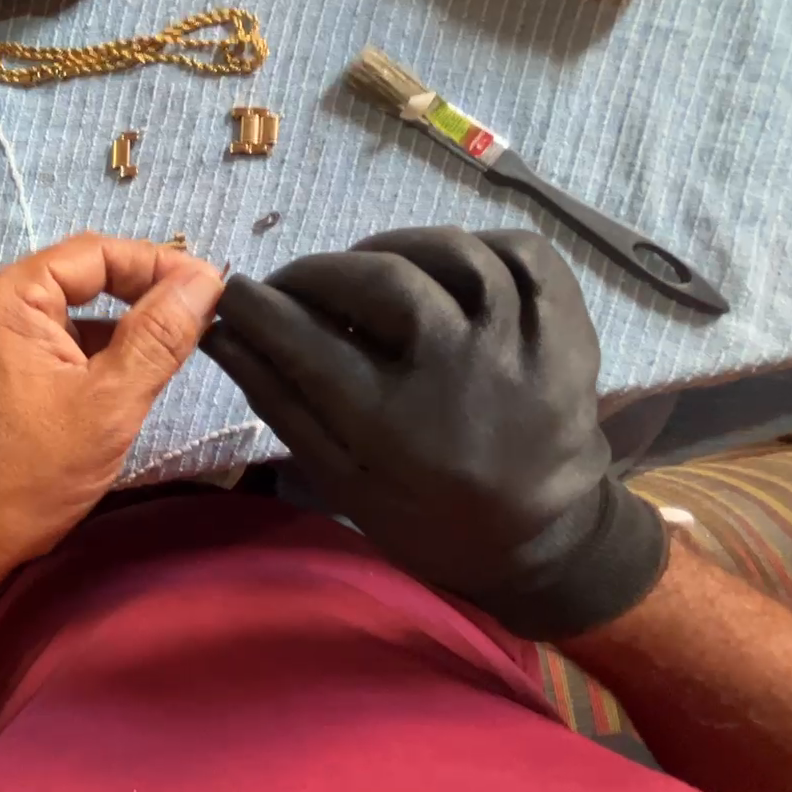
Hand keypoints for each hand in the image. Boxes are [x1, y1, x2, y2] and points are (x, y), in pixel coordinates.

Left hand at [0, 234, 223, 596]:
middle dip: (142, 293)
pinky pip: (56, 343)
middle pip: (82, 277)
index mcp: (9, 297)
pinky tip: (128, 377)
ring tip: (173, 349)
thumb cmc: (30, 473)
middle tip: (199, 317)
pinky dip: (95, 353)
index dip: (157, 263)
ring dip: (122, 326)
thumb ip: (160, 335)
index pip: (95, 252)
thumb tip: (206, 279)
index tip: (211, 288)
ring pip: (72, 313)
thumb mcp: (109, 401)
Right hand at [200, 226, 665, 639]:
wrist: (547, 546)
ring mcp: (525, 347)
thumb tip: (221, 335)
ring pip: (452, 253)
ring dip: (386, 249)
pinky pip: (523, 254)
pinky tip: (435, 268)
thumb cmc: (423, 519)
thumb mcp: (337, 477)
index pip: (307, 341)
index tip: (230, 292)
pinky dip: (471, 245)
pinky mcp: (569, 332)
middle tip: (288, 287)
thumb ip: (279, 401)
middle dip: (315, 272)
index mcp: (396, 425)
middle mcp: (462, 374)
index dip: (256, 306)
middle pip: (381, 281)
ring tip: (357, 272)